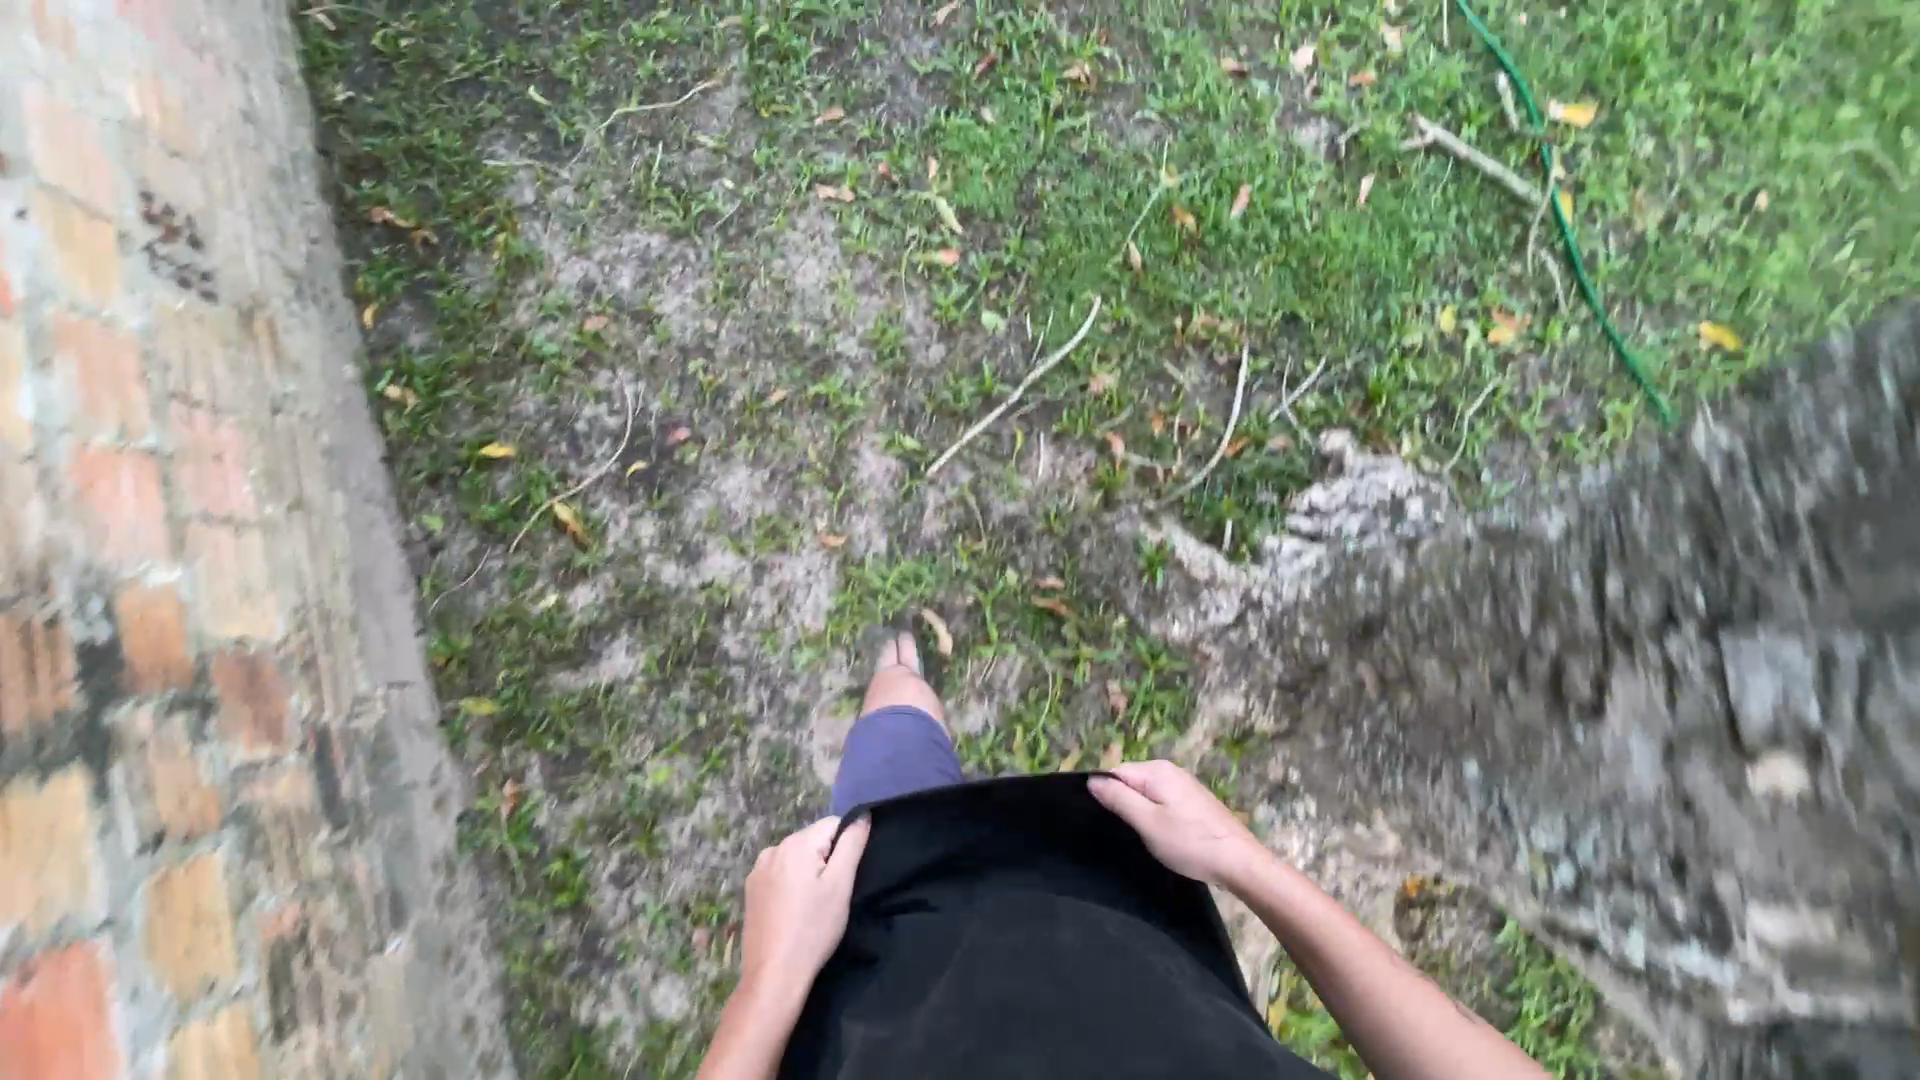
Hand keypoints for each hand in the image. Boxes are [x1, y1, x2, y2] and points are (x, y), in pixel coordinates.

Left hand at [740, 816, 870, 993]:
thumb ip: (852, 844)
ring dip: (808, 871)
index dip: (846, 847)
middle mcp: (773, 849)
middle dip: (826, 859)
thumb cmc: (813, 929)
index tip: (845, 878)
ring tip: (812, 905)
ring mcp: (758, 870)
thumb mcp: (840, 885)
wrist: (774, 975)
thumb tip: (862, 815)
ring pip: (796, 857)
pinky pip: (780, 873)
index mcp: (796, 844)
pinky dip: (791, 883)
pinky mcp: (751, 890)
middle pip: (813, 840)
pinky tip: (793, 910)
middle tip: (831, 895)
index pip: (833, 825)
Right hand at [1089, 760, 1263, 886]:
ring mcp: (1184, 785)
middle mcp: (1170, 770)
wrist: (1241, 863)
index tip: (1105, 820)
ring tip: (1142, 837)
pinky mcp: (1194, 801)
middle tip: (1125, 832)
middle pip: (1131, 781)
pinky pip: (1162, 800)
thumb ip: (1118, 799)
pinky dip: (1156, 815)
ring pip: (1147, 793)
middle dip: (1123, 803)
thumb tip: (1092, 780)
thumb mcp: (1147, 823)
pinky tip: (1162, 836)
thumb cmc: (1190, 843)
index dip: (1107, 795)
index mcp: (1157, 770)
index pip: (1115, 773)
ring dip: (1140, 812)